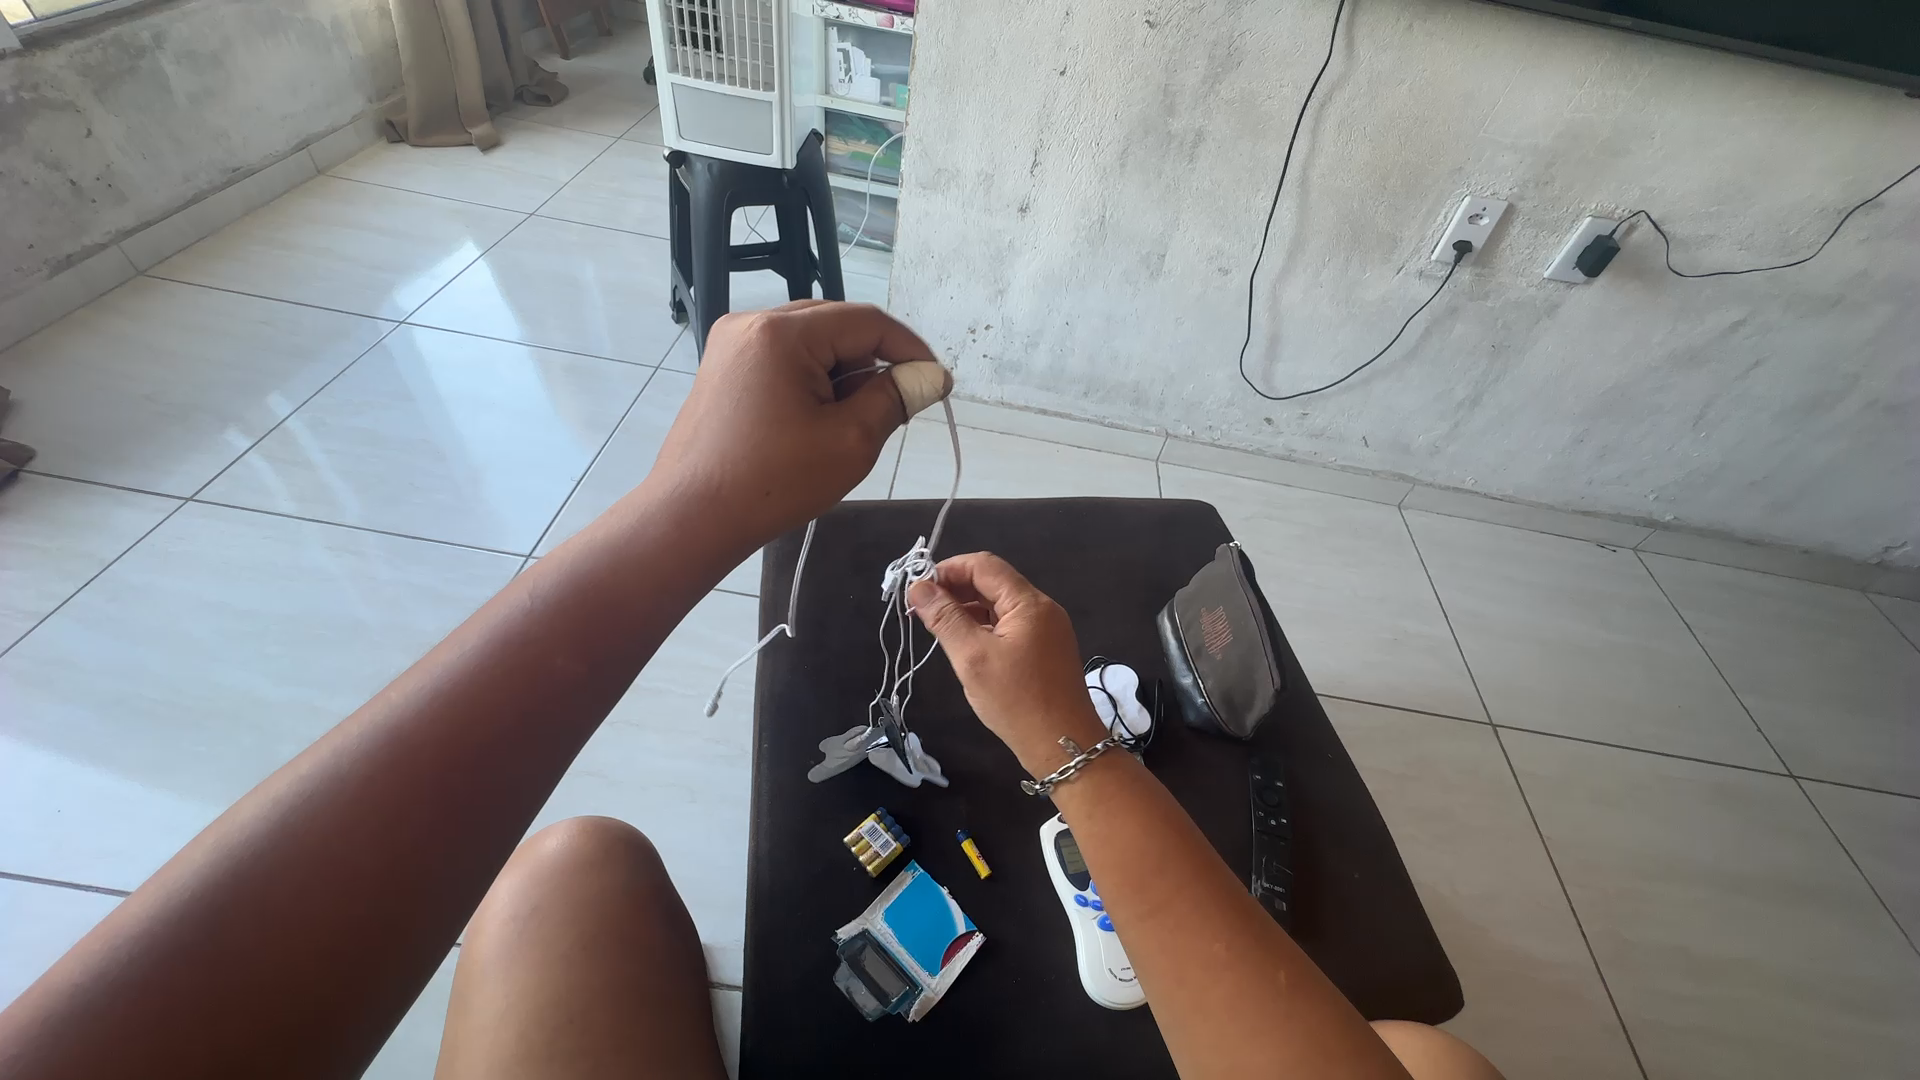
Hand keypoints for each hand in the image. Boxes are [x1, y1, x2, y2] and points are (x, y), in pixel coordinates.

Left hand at [649, 301, 945, 548]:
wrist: (692, 517)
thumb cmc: (775, 483)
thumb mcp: (851, 442)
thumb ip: (895, 399)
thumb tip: (931, 377)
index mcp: (783, 332)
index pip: (866, 321)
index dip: (909, 349)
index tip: (937, 383)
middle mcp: (752, 322)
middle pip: (837, 325)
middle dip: (875, 361)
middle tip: (898, 405)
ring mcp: (732, 343)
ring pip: (811, 342)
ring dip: (843, 372)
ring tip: (854, 420)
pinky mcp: (723, 367)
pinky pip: (784, 357)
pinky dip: (813, 379)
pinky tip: (819, 418)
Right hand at [908, 553, 1107, 773]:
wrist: (1063, 746)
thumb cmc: (1017, 701)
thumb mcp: (973, 658)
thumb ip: (945, 619)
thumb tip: (919, 588)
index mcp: (1029, 603)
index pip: (984, 565)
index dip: (949, 570)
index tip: (919, 589)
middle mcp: (1041, 608)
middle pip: (993, 582)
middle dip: (955, 589)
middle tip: (921, 609)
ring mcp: (1046, 629)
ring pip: (1000, 604)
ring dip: (967, 608)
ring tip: (936, 625)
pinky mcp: (1044, 648)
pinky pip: (1009, 624)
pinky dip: (983, 626)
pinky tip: (963, 642)